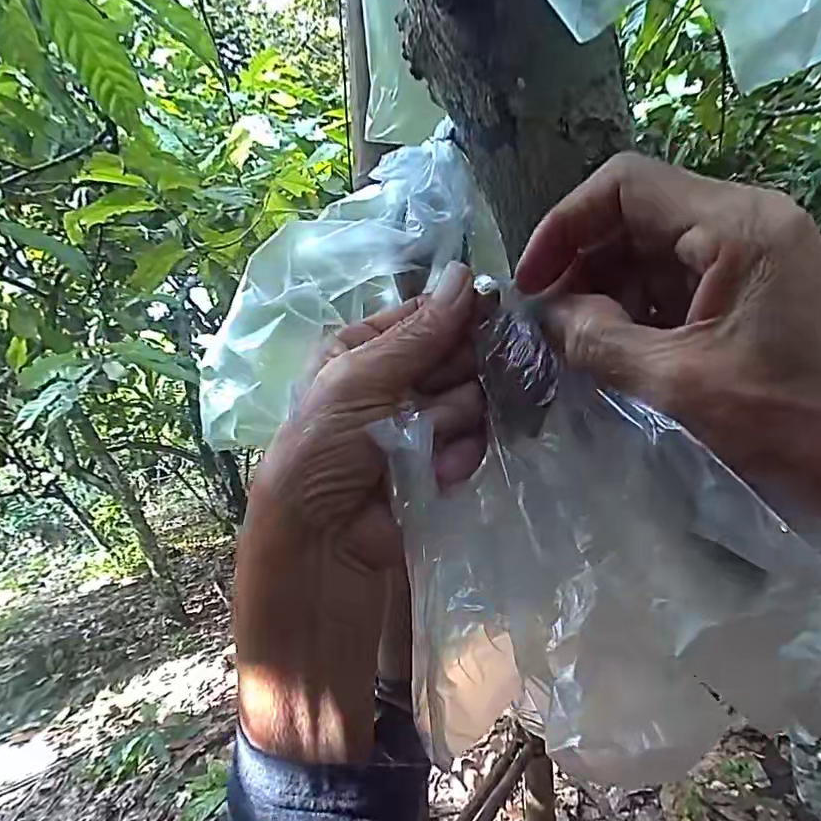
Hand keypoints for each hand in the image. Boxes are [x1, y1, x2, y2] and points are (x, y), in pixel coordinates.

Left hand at [234, 263, 484, 762]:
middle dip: (466, 370)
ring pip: (470, 400)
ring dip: (460, 420)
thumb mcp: (361, 378)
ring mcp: (420, 427)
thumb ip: (419, 333)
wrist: (324, 544)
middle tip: (481, 374)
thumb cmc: (325, 449)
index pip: (422, 318)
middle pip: (452, 358)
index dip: (456, 314)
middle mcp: (392, 384)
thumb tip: (466, 276)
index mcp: (360, 352)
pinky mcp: (442, 465)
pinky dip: (460, 457)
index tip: (497, 308)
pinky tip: (441, 473)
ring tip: (437, 442)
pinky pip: (472, 443)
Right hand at [517, 155, 820, 683]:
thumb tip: (551, 315)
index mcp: (737, 225)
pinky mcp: (764, 298)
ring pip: (660, 258)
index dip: (564, 227)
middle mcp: (751, 225)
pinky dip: (646, 317)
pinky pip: (687, 290)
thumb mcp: (681, 386)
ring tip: (579, 350)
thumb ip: (602, 342)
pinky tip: (622, 358)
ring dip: (612, 297)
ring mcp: (762, 261)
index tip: (531, 285)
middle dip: (584, 267)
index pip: (625, 186)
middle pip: (640, 219)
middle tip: (550, 327)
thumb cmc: (795, 425)